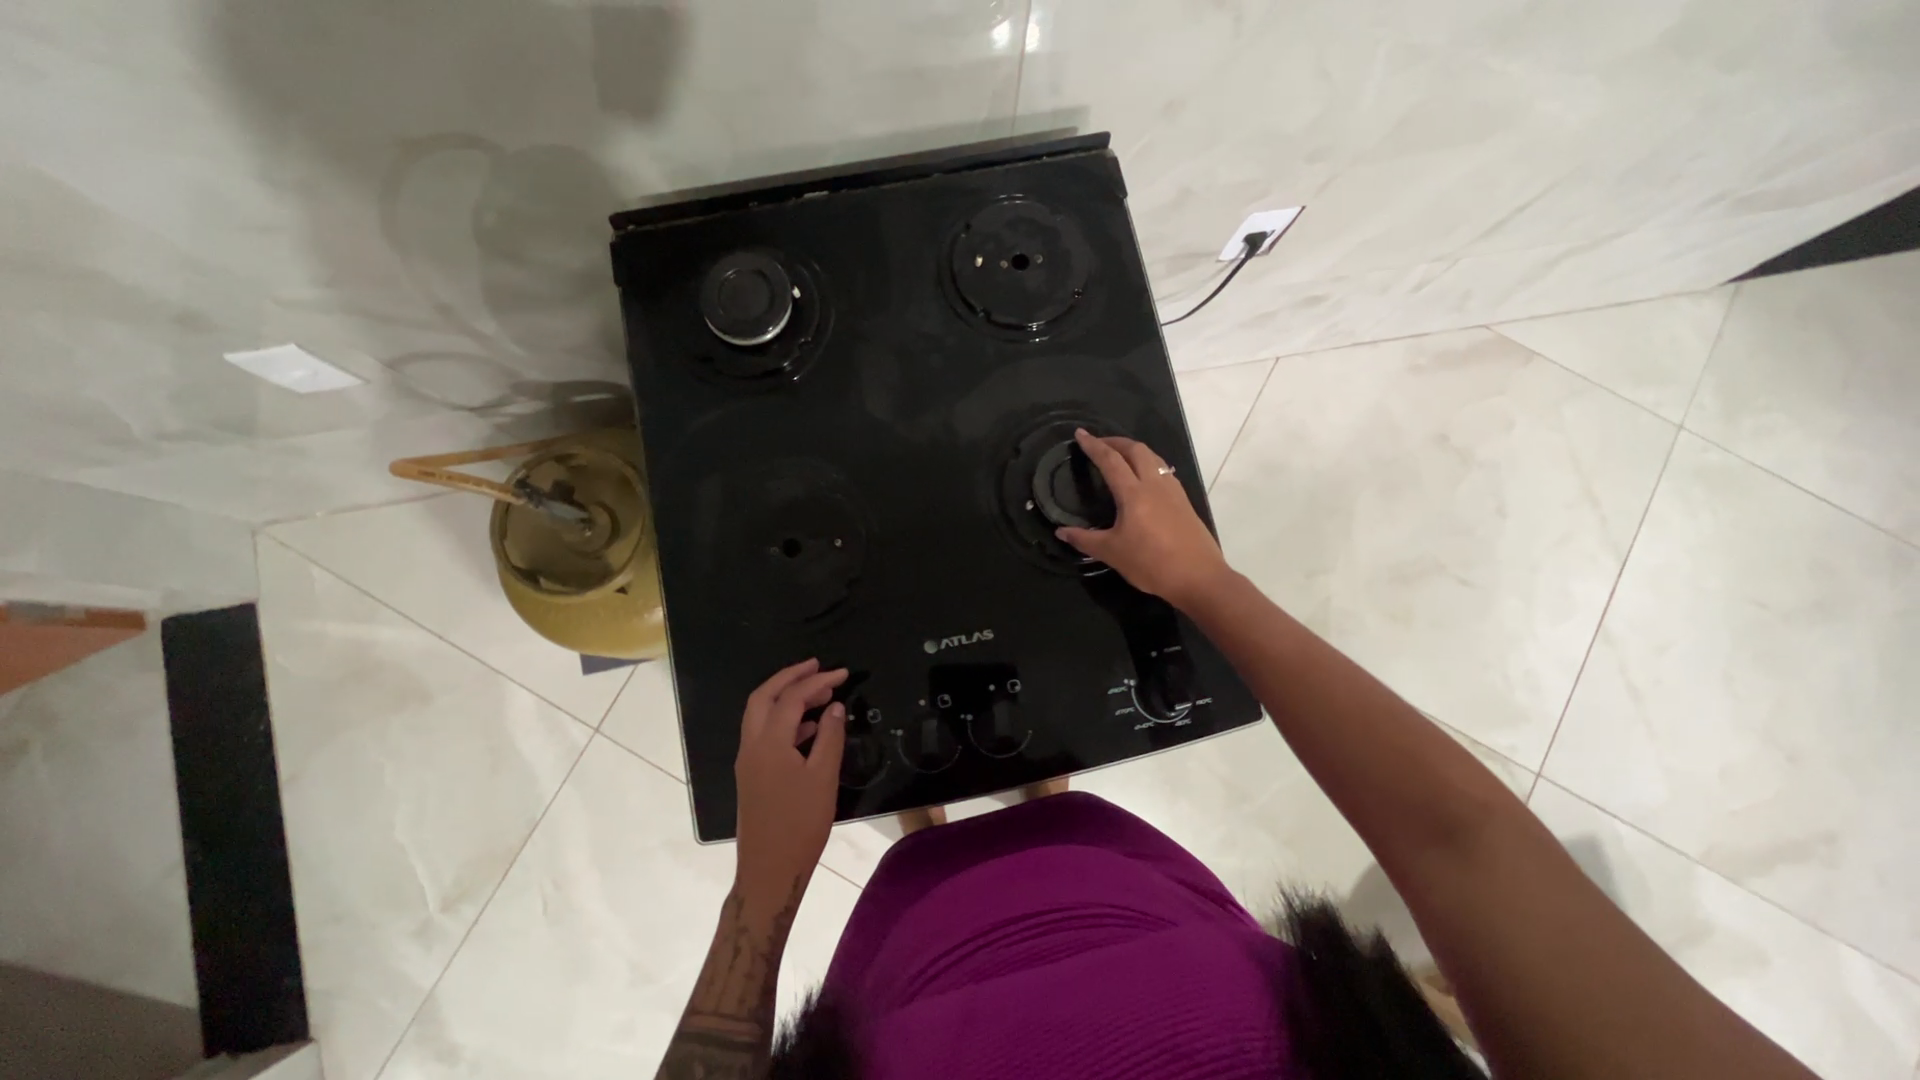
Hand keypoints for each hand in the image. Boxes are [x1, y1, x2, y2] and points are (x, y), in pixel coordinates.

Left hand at [733, 658, 847, 921]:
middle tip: (818, 667)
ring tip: (820, 694)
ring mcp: (748, 761)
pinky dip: (785, 720)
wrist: (770, 870)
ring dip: (786, 697)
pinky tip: (810, 728)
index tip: (843, 673)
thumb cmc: (801, 824)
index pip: (791, 698)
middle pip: (764, 697)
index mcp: (768, 742)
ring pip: (760, 714)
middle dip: (790, 677)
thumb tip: (834, 707)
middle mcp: (751, 744)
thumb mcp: (823, 778)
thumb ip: (830, 737)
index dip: (817, 681)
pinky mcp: (751, 775)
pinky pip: (764, 733)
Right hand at [1055, 428, 1234, 609]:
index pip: (1110, 461)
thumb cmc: (1151, 564)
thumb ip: (1085, 540)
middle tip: (1099, 444)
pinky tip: (1145, 479)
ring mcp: (1173, 492)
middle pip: (1136, 450)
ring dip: (1134, 450)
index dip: (1094, 446)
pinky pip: (1164, 471)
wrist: (1198, 578)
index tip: (1081, 434)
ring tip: (1120, 456)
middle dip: (1116, 441)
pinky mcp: (1184, 502)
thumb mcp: (1112, 553)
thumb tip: (1061, 532)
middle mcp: (1155, 485)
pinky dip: (1149, 464)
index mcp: (1134, 494)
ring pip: (1153, 458)